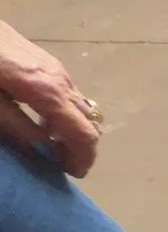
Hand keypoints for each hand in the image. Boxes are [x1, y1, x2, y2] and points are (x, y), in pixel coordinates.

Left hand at [0, 20, 100, 177]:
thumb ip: (14, 123)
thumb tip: (42, 145)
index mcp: (48, 93)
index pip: (84, 135)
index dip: (83, 158)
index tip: (72, 173)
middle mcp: (62, 82)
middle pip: (89, 121)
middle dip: (79, 143)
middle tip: (58, 156)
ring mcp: (55, 68)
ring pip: (80, 107)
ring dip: (71, 125)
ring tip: (48, 134)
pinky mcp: (43, 59)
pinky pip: (66, 92)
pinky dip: (62, 109)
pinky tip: (37, 109)